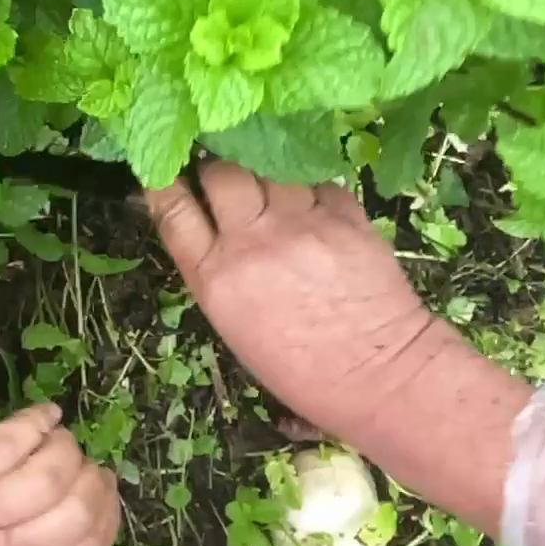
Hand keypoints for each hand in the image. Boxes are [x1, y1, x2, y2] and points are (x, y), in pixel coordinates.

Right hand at [146, 162, 530, 533]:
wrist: (381, 377)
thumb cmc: (297, 364)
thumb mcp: (231, 319)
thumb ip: (212, 265)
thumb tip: (199, 218)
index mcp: (214, 278)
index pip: (172, 209)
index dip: (163, 183)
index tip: (165, 172)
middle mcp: (252, 243)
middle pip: (220, 173)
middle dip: (217, 169)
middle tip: (224, 178)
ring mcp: (300, 225)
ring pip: (268, 169)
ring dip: (263, 174)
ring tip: (271, 191)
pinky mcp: (345, 217)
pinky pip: (315, 182)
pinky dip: (308, 189)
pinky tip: (312, 208)